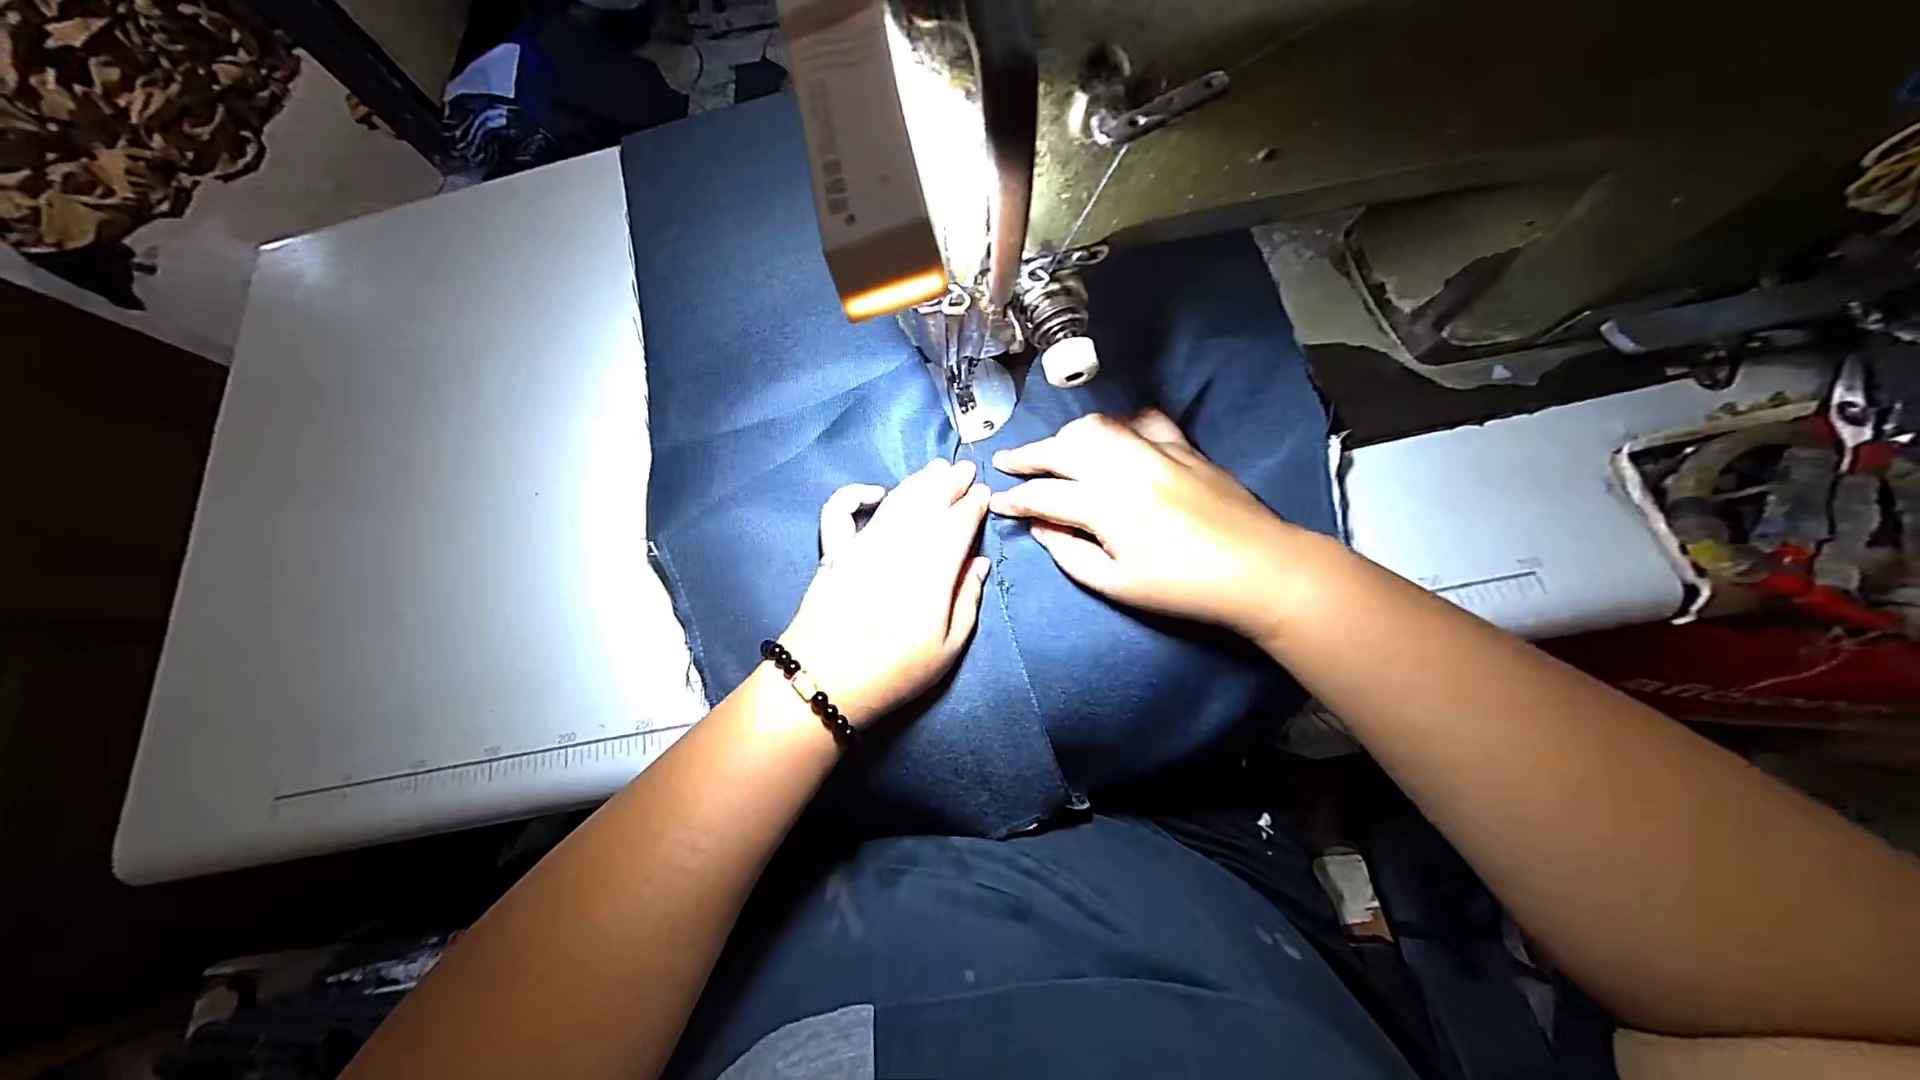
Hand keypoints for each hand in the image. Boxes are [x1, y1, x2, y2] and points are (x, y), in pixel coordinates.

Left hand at [778, 459, 991, 725]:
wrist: (825, 682)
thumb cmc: (894, 672)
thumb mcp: (947, 649)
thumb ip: (968, 600)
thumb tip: (979, 563)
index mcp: (932, 572)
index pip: (958, 523)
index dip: (974, 504)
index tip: (984, 493)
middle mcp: (899, 548)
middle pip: (928, 502)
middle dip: (950, 483)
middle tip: (965, 469)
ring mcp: (863, 546)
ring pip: (895, 500)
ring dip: (918, 481)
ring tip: (935, 469)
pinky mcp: (834, 552)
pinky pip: (840, 511)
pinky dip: (854, 494)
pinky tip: (875, 491)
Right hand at [988, 410, 1330, 645]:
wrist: (1259, 569)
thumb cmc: (1184, 587)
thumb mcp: (1117, 584)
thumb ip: (1071, 554)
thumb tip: (1041, 528)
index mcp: (1106, 504)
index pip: (1045, 494)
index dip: (1016, 499)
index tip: (997, 502)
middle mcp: (1125, 466)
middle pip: (1064, 448)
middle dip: (1029, 455)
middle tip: (1007, 462)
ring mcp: (1157, 451)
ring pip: (1099, 426)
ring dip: (1068, 436)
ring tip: (1054, 450)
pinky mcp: (1184, 447)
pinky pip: (1145, 422)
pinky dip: (1122, 425)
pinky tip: (1115, 437)